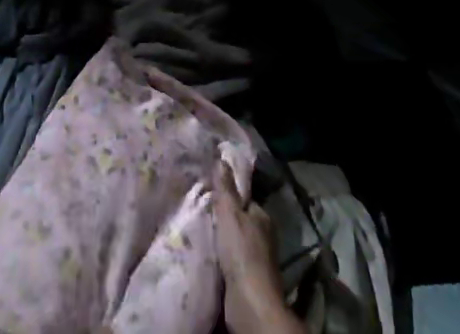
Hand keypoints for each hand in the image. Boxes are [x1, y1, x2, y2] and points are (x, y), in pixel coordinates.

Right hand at [214, 162, 298, 333]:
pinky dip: (220, 257)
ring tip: (197, 231)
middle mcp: (263, 235)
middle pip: (240, 220)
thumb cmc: (241, 252)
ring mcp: (256, 258)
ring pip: (235, 241)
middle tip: (198, 211)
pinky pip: (231, 260)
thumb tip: (222, 157)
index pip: (244, 200)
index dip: (228, 195)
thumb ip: (226, 188)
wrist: (250, 302)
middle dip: (223, 218)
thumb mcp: (230, 214)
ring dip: (220, 239)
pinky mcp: (247, 278)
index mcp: (262, 217)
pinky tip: (206, 254)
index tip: (208, 192)